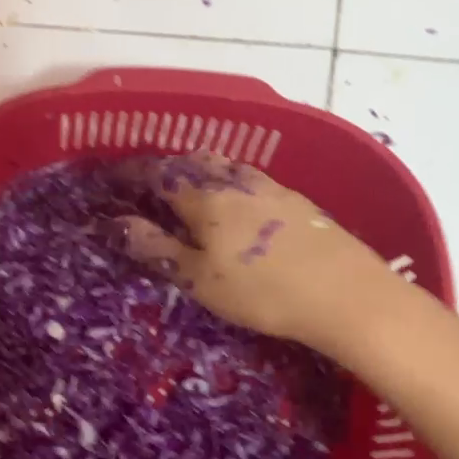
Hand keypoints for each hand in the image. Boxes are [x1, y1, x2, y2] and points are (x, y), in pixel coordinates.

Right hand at [119, 153, 401, 350]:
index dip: (131, 173)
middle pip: (195, 161)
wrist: (349, 297)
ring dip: (199, 173)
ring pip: (226, 168)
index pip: (159, 173)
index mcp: (206, 197)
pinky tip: (233, 209)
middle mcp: (237, 182)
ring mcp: (272, 188)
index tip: (110, 178)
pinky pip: (250, 181)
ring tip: (187, 194)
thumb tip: (116, 223)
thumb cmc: (261, 292)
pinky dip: (227, 185)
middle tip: (147, 186)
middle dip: (166, 168)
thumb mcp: (197, 278)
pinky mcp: (297, 202)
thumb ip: (156, 247)